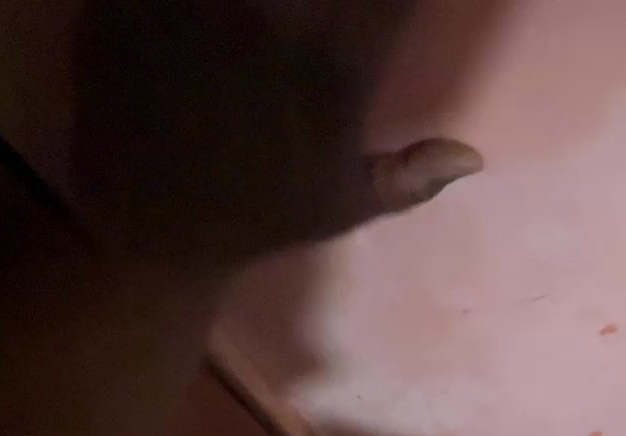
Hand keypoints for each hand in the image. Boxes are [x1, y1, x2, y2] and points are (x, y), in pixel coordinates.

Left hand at [72, 0, 482, 267]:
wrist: (152, 223)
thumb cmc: (261, 217)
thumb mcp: (348, 206)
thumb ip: (414, 176)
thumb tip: (473, 156)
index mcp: (334, 74)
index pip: (388, 3)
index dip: (396, 4)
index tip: (392, 10)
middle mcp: (275, 23)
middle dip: (343, 0)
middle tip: (336, 15)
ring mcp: (202, 3)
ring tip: (283, 14)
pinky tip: (230, 12)